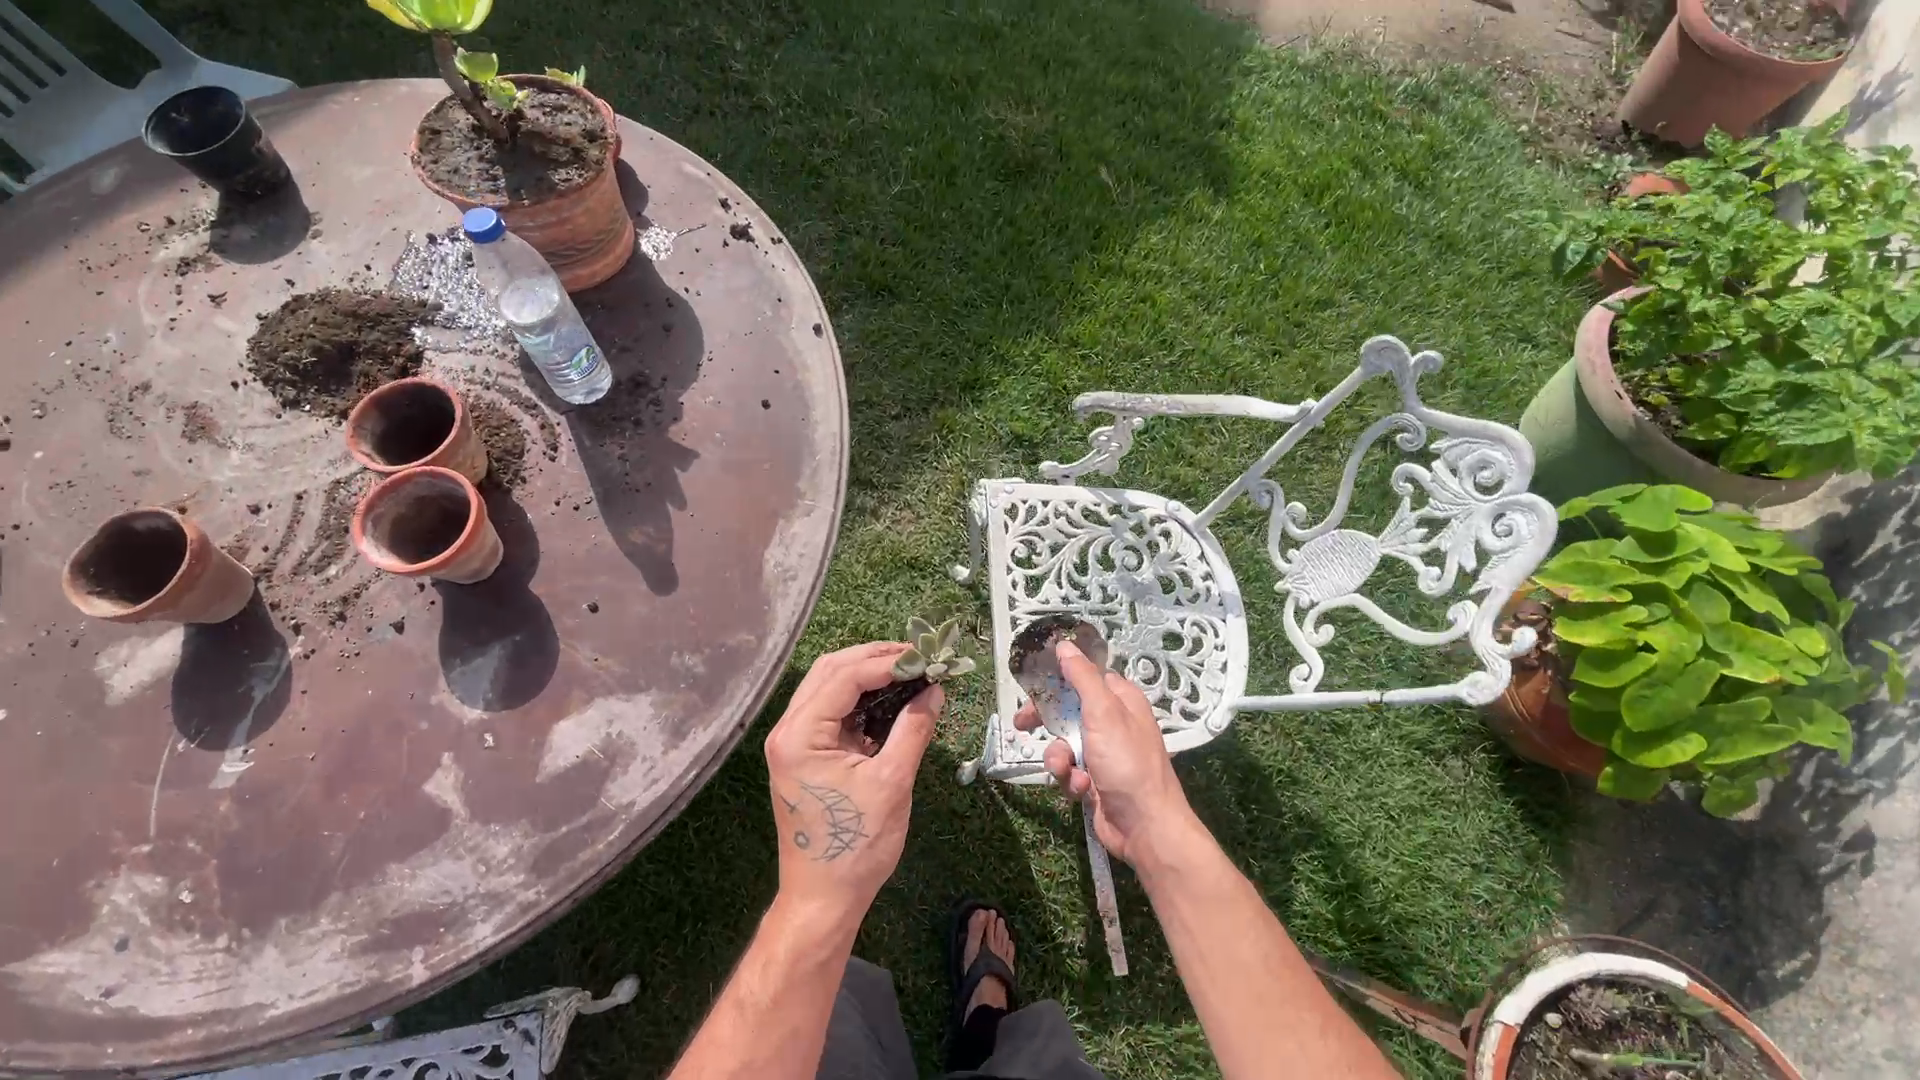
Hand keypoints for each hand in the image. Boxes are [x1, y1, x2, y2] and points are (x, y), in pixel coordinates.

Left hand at [764, 642, 940, 926]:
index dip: (888, 662)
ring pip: (829, 687)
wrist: (823, 898)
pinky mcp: (804, 755)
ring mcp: (792, 742)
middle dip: (875, 659)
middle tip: (919, 657)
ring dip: (868, 675)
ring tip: (910, 672)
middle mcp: (788, 730)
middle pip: (830, 671)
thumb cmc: (855, 846)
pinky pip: (832, 711)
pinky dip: (861, 699)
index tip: (926, 658)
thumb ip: (913, 729)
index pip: (844, 676)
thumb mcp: (892, 783)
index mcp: (800, 735)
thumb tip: (934, 690)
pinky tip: (891, 700)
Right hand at [1014, 640, 1201, 868]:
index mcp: (1121, 701)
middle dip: (1047, 722)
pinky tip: (1083, 790)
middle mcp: (1113, 724)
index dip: (1060, 680)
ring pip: (1063, 744)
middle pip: (1068, 711)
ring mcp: (1104, 754)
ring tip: (1070, 770)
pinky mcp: (1095, 781)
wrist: (1144, 827)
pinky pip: (1069, 771)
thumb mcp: (1103, 713)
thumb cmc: (1127, 763)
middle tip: (1023, 724)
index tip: (1034, 684)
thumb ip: (1082, 678)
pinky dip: (1071, 780)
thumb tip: (1065, 645)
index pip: (1085, 678)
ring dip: (1060, 758)